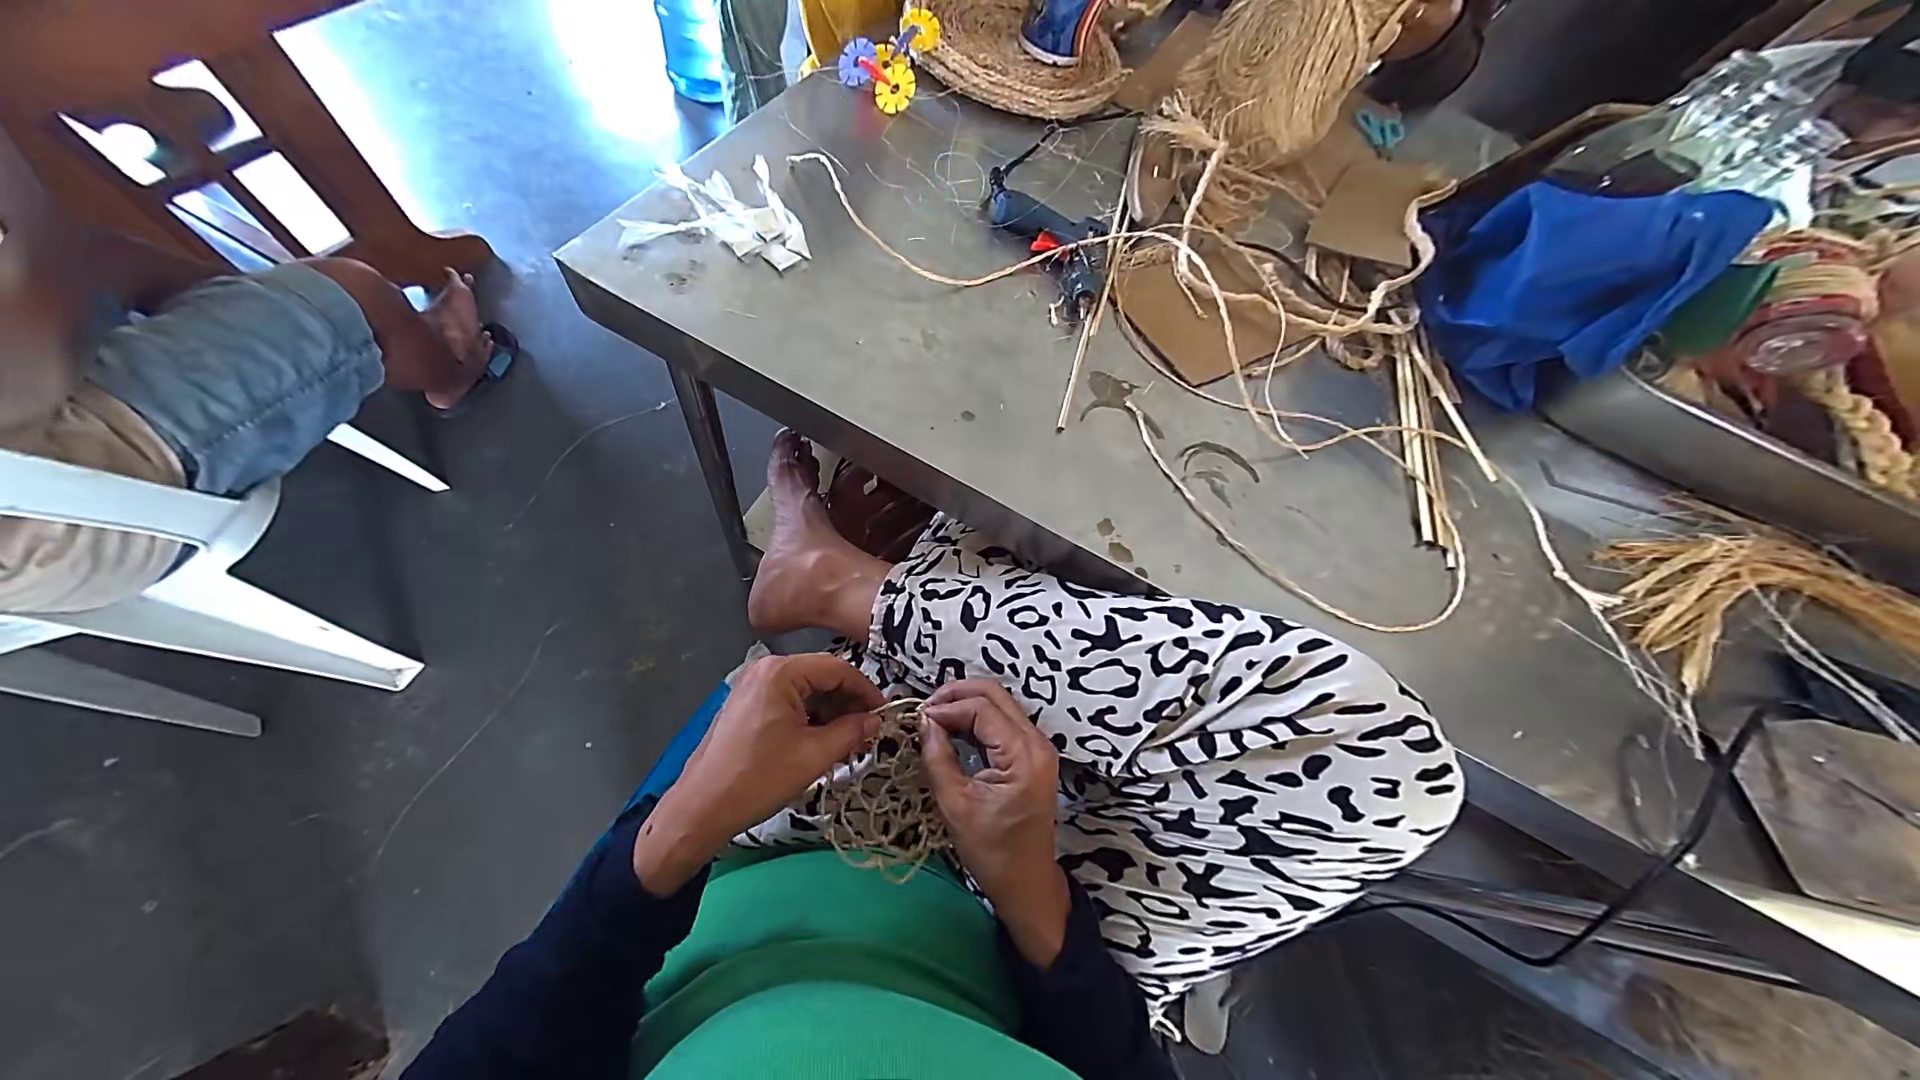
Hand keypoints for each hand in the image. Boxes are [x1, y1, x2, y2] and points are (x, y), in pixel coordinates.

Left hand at [632, 653, 883, 895]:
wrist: (700, 810)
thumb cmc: (758, 778)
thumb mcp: (814, 755)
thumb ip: (852, 732)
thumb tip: (876, 722)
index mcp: (781, 672)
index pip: (838, 669)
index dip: (867, 692)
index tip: (884, 715)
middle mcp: (765, 670)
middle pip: (822, 678)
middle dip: (848, 706)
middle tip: (868, 735)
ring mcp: (753, 687)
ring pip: (807, 693)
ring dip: (831, 716)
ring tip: (849, 745)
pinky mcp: (747, 706)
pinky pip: (789, 703)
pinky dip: (810, 720)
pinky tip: (823, 744)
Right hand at [920, 679, 1070, 966]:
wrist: (1027, 882)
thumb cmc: (992, 851)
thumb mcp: (955, 804)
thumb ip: (938, 756)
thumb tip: (925, 721)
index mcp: (1023, 754)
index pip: (982, 708)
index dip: (947, 707)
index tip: (919, 719)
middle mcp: (1037, 742)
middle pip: (995, 694)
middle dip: (957, 694)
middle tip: (926, 709)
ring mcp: (1039, 746)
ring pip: (1001, 703)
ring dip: (967, 703)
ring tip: (935, 718)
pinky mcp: (1033, 754)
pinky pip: (1004, 720)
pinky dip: (978, 718)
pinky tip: (954, 729)